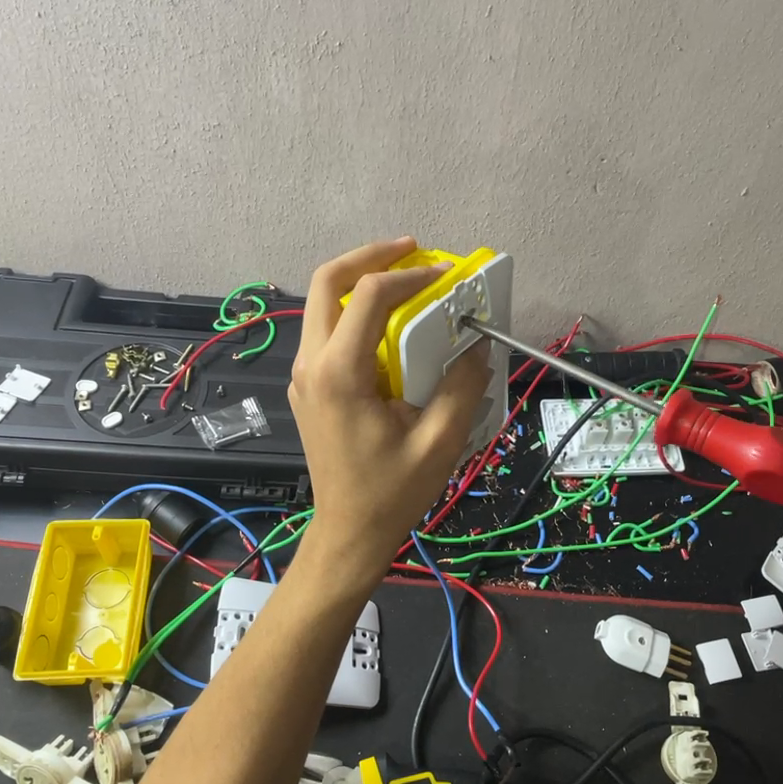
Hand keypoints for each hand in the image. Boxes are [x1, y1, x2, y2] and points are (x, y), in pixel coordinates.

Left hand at [290, 237, 492, 564]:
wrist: (348, 532)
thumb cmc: (391, 493)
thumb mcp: (440, 442)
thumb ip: (463, 386)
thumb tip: (478, 345)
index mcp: (340, 374)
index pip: (370, 297)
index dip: (412, 277)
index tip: (448, 277)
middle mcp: (312, 365)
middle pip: (327, 281)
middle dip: (370, 257)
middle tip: (413, 251)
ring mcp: (304, 376)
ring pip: (321, 302)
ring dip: (360, 281)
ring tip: (405, 279)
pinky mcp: (309, 387)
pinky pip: (326, 331)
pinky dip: (355, 311)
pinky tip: (390, 323)